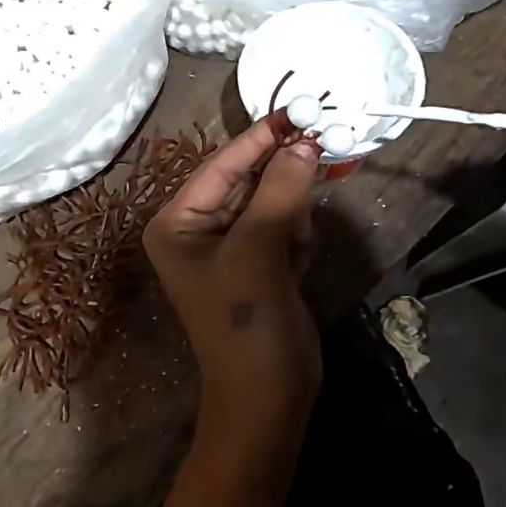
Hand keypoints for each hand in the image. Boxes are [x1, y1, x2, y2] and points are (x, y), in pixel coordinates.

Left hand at [145, 113, 322, 431]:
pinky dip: (297, 238)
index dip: (262, 136)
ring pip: (272, 201)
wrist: (268, 397)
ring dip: (293, 216)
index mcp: (178, 221)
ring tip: (294, 250)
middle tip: (328, 144)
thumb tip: (305, 140)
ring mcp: (230, 246)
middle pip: (249, 179)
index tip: (303, 108)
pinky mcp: (259, 263)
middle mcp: (198, 228)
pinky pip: (284, 227)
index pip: (222, 164)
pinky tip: (296, 266)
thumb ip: (281, 189)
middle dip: (284, 174)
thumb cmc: (247, 322)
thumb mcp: (260, 249)